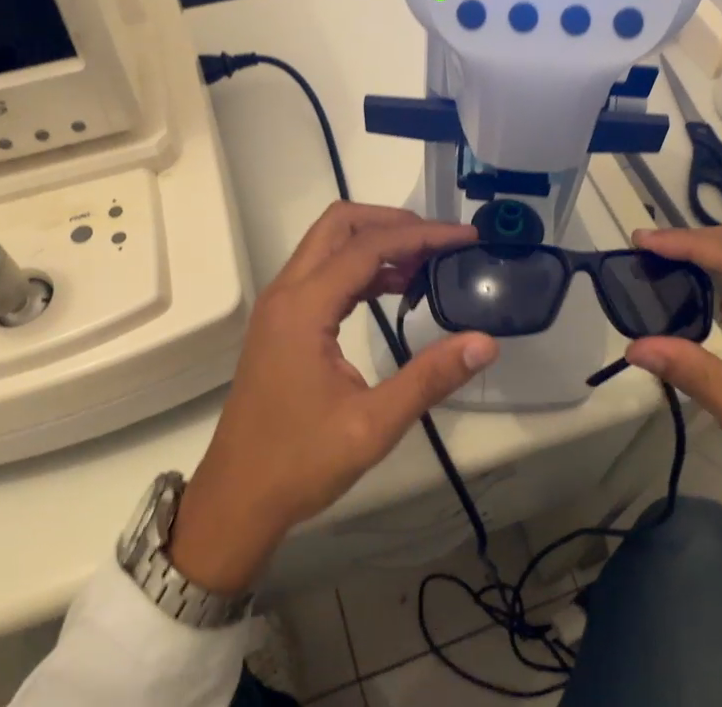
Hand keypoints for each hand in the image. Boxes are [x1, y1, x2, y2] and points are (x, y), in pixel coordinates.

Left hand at [167, 203, 497, 595]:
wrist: (237, 498)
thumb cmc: (299, 463)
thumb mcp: (372, 425)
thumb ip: (429, 378)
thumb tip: (484, 342)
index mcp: (303, 308)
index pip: (368, 247)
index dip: (421, 236)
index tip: (465, 238)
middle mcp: (285, 294)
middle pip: (339, 226)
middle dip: (393, 223)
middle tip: (441, 242)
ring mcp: (279, 308)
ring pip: (328, 247)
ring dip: (375, 244)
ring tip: (427, 265)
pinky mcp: (281, 325)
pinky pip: (322, 275)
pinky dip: (359, 270)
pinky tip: (394, 292)